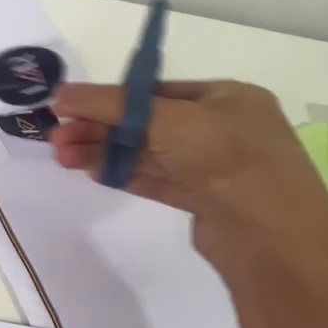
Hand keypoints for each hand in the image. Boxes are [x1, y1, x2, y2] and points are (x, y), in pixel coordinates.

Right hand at [49, 80, 327, 252]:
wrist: (270, 236)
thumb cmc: (227, 159)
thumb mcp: (165, 119)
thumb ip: (108, 104)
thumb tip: (58, 93)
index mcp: (228, 97)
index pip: (155, 90)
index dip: (108, 99)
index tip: (67, 109)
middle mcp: (223, 127)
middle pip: (145, 122)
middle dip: (98, 129)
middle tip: (57, 139)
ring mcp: (214, 165)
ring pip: (145, 152)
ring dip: (102, 152)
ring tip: (62, 159)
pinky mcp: (203, 198)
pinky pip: (154, 179)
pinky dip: (122, 173)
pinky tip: (92, 173)